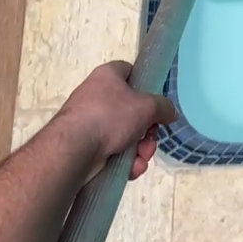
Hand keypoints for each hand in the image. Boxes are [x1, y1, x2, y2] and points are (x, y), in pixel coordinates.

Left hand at [48, 61, 177, 180]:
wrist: (72, 150)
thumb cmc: (111, 116)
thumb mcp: (147, 106)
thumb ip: (164, 107)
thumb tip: (170, 113)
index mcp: (108, 76)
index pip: (129, 71)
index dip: (144, 84)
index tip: (154, 101)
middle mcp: (96, 95)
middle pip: (131, 110)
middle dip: (146, 130)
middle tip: (150, 140)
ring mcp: (88, 122)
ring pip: (124, 134)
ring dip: (139, 149)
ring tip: (141, 160)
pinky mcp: (84, 146)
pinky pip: (112, 150)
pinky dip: (124, 160)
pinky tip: (130, 170)